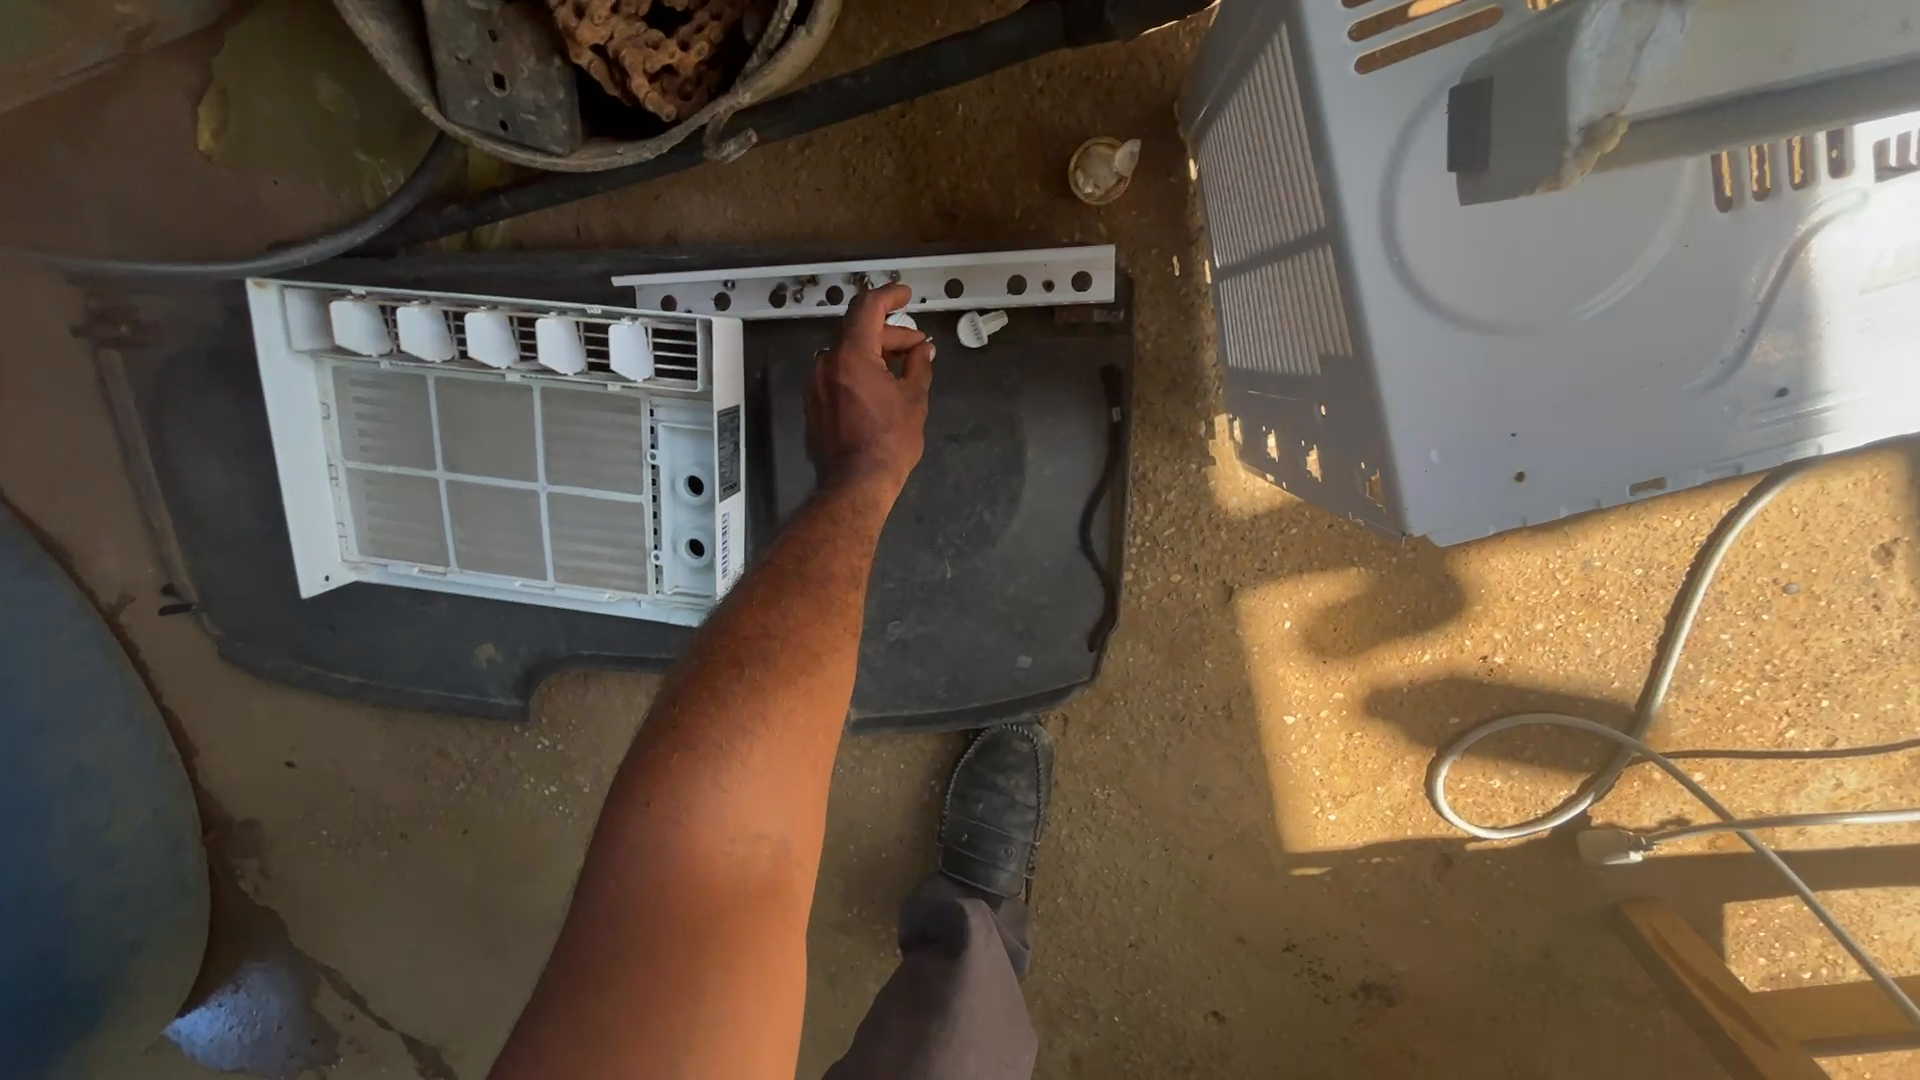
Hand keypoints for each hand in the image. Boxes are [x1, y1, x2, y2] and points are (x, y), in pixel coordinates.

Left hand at [805, 283, 934, 495]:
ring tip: (903, 370)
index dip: (889, 296)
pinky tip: (880, 389)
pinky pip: (838, 376)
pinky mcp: (813, 404)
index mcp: (851, 354)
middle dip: (891, 336)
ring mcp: (815, 384)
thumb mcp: (914, 399)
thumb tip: (922, 350)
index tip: (906, 295)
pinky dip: (859, 373)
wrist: (855, 483)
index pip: (867, 308)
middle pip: (859, 332)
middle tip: (919, 349)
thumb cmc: (890, 440)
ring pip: (847, 355)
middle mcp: (826, 363)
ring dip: (875, 355)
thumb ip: (918, 366)